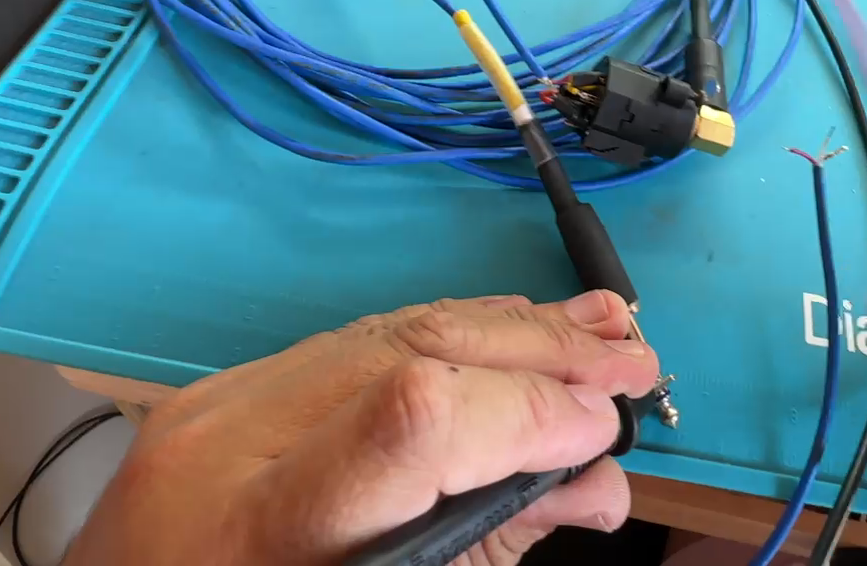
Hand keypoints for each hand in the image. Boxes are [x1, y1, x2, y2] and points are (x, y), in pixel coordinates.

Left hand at [65, 290, 659, 565]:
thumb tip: (599, 484)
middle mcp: (239, 434)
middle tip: (631, 357)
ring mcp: (235, 392)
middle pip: (417, 350)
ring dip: (514, 324)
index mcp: (259, 528)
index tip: (598, 430)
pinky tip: (518, 323)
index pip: (409, 420)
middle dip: (541, 350)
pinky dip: (461, 328)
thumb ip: (488, 548)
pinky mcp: (244, 377)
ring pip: (401, 324)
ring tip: (600, 324)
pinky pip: (373, 334)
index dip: (522, 411)